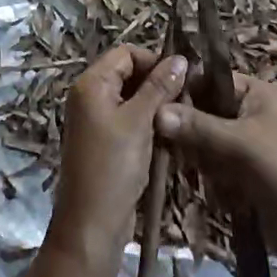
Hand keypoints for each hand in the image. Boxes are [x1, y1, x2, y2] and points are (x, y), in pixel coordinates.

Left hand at [51, 45, 188, 254]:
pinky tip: (169, 136)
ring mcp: (95, 118)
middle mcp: (89, 94)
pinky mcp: (104, 140)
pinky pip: (128, 119)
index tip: (184, 78)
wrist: (92, 222)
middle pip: (127, 73)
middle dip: (157, 83)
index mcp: (91, 82)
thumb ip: (158, 88)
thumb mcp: (139, 122)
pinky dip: (148, 123)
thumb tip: (180, 59)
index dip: (154, 60)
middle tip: (188, 100)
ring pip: (131, 98)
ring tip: (182, 118)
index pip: (125, 53)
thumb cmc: (114, 165)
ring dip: (155, 105)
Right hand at [155, 72, 276, 230]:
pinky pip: (210, 161)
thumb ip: (197, 126)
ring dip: (198, 156)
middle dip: (189, 130)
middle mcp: (247, 111)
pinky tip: (212, 188)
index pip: (206, 78)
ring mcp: (243, 142)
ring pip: (202, 138)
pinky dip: (207, 174)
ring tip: (200, 173)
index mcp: (254, 92)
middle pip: (201, 109)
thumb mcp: (240, 144)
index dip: (183, 90)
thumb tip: (156, 111)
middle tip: (176, 147)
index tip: (158, 105)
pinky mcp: (241, 169)